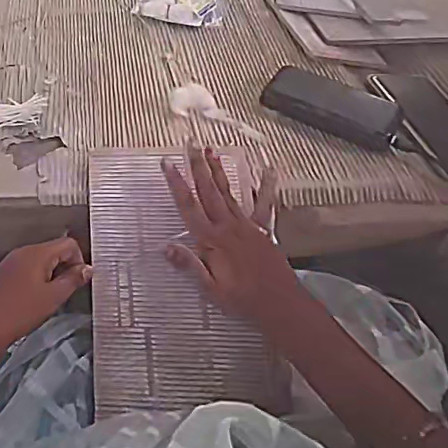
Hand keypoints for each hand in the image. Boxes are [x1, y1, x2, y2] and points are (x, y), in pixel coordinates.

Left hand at [0, 238, 91, 353]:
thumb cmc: (18, 313)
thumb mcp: (54, 297)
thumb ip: (73, 280)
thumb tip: (86, 269)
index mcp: (36, 253)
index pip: (68, 243)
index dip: (79, 260)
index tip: (79, 279)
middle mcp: (22, 252)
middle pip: (53, 250)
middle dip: (64, 268)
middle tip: (64, 291)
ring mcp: (10, 262)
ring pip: (39, 260)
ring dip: (50, 275)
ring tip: (47, 298)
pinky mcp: (2, 273)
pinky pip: (25, 268)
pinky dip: (35, 279)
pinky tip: (31, 299)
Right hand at [163, 149, 298, 320]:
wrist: (280, 303)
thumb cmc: (242, 299)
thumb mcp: (210, 288)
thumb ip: (190, 265)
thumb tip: (166, 247)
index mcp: (212, 240)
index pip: (189, 206)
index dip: (177, 184)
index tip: (168, 164)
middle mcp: (228, 227)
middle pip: (209, 191)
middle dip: (198, 166)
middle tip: (191, 143)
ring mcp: (247, 226)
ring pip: (229, 192)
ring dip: (218, 170)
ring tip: (211, 149)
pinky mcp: (262, 230)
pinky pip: (264, 205)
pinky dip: (266, 187)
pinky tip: (269, 171)